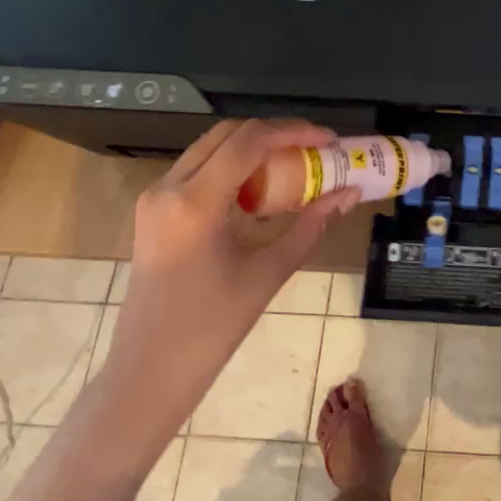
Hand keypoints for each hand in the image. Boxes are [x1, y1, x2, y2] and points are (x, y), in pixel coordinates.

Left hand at [107, 119, 358, 404]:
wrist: (150, 369)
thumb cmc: (212, 327)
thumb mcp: (269, 273)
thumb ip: (311, 226)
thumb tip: (349, 194)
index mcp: (195, 203)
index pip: (248, 141)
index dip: (294, 132)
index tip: (330, 140)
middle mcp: (168, 188)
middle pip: (227, 134)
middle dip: (276, 134)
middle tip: (316, 149)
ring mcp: (155, 198)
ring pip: (210, 148)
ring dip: (254, 148)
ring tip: (295, 165)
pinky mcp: (153, 211)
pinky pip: (198, 170)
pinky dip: (233, 168)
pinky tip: (261, 190)